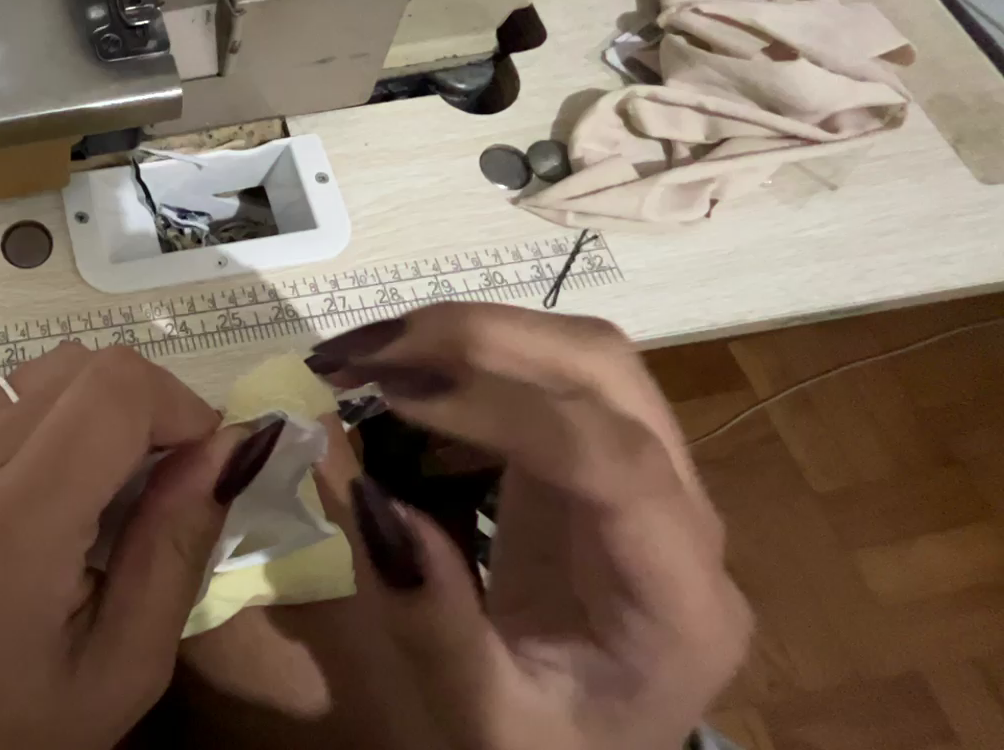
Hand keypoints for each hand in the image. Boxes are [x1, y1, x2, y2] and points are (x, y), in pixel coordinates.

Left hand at [0, 343, 281, 749]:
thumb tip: (228, 446)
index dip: (179, 407)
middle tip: (169, 477)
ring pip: (54, 367)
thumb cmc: (29, 723)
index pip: (113, 389)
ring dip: (108, 404)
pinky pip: (19, 390)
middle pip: (86, 364)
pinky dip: (67, 412)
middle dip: (150, 404)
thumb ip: (178, 543)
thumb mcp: (129, 662)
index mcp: (14, 520)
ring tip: (120, 480)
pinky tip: (71, 477)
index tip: (204, 465)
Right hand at [176, 303, 751, 749]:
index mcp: (675, 597)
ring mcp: (647, 474)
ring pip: (576, 353)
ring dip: (464, 333)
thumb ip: (433, 623)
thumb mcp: (483, 716)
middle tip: (359, 352)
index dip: (498, 407)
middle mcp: (683, 515)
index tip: (387, 392)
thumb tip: (372, 498)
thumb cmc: (549, 741)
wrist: (594, 745)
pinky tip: (400, 387)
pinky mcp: (597, 458)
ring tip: (365, 354)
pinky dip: (462, 358)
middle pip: (604, 371)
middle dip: (471, 337)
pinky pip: (542, 376)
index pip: (610, 459)